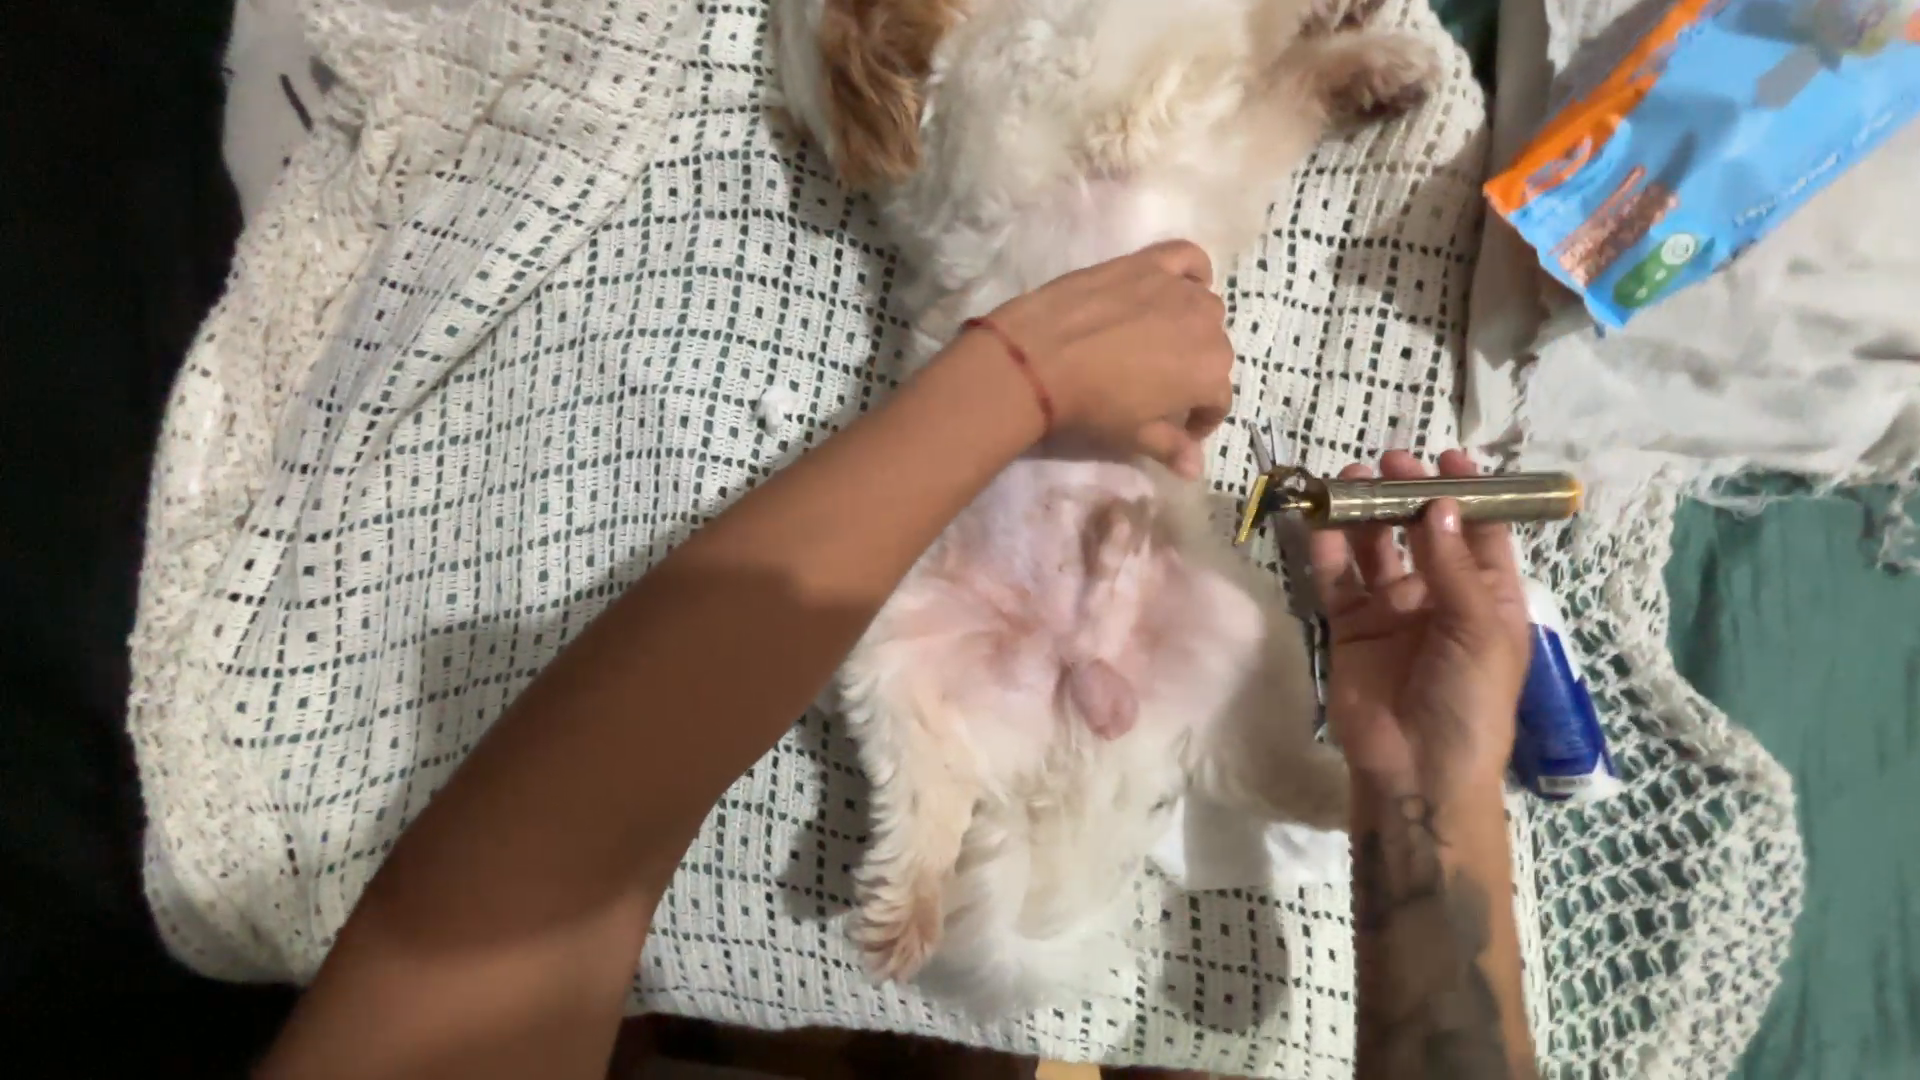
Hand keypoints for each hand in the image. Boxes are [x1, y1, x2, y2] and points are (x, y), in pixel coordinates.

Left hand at [978, 240, 1233, 475]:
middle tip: (1160, 385)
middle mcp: (1207, 327)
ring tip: (1159, 340)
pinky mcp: (1150, 262)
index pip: (1217, 400)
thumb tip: (1196, 469)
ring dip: (1190, 326)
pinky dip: (1191, 270)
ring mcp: (1179, 289)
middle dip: (1194, 372)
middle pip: (1212, 352)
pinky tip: (1175, 285)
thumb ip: (1171, 448)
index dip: (1199, 419)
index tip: (1180, 428)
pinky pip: (1188, 258)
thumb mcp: (1132, 435)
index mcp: (1209, 373)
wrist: (1040, 358)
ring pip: (1202, 307)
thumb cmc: (1091, 404)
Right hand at [1310, 450, 1531, 803]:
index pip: (1478, 533)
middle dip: (1406, 497)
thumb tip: (1438, 506)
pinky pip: (1336, 580)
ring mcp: (1389, 609)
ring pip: (1374, 550)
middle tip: (1388, 462)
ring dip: (1364, 516)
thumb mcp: (1478, 631)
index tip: (1446, 458)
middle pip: (1420, 533)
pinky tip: (1318, 524)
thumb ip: (1452, 567)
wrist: (1416, 765)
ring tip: (1349, 481)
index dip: (1465, 495)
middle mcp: (1436, 596)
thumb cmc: (1469, 700)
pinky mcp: (1348, 625)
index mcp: (1485, 597)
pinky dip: (1326, 551)